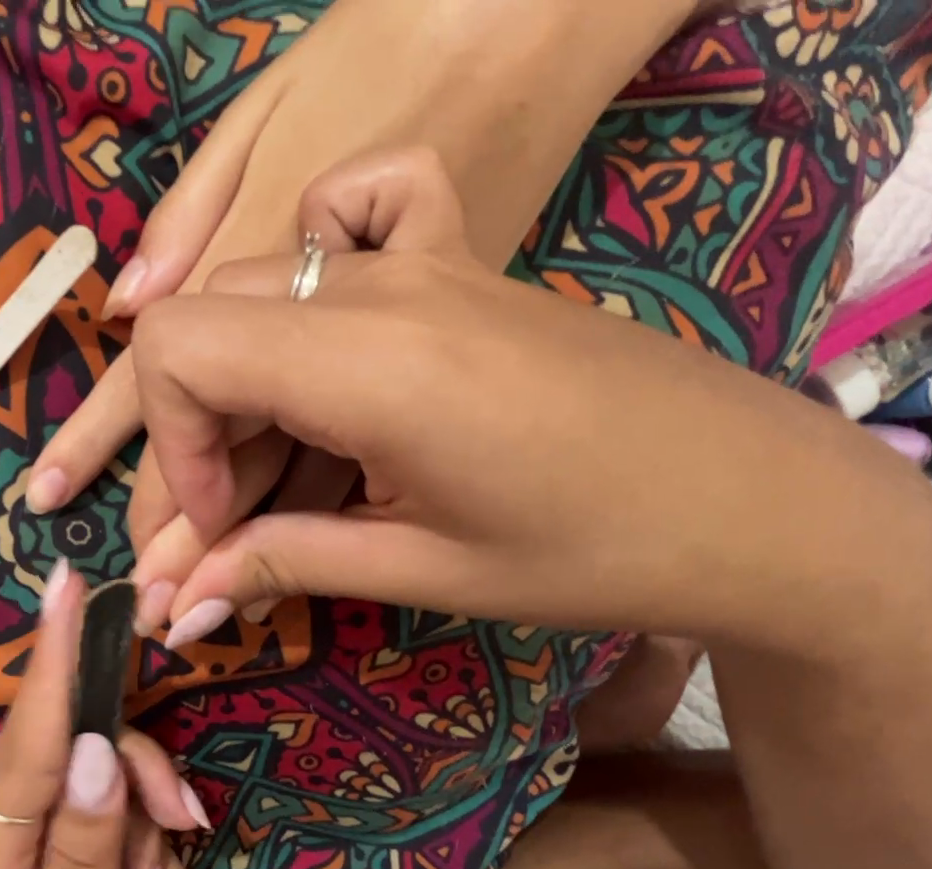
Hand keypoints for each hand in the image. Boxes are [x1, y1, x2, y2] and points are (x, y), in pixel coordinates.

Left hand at [0, 562, 196, 868]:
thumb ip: (81, 856)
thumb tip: (97, 748)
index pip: (26, 739)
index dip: (54, 657)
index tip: (67, 582)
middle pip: (73, 754)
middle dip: (136, 788)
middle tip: (180, 835)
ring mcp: (1, 845)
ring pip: (95, 791)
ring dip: (143, 845)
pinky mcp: (26, 859)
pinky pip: (92, 829)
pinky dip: (136, 868)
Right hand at [27, 0, 706, 631]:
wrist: (761, 501)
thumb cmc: (598, 552)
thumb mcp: (423, 570)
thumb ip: (281, 566)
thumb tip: (177, 603)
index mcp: (369, 360)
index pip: (177, 348)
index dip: (170, 446)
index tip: (219, 525)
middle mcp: (379, 284)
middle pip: (203, 323)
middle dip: (190, 436)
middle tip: (227, 526)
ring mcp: (420, 258)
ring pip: (260, 289)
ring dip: (237, 385)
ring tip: (272, 474)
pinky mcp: (455, 261)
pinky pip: (358, 202)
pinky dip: (315, 245)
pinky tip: (327, 319)